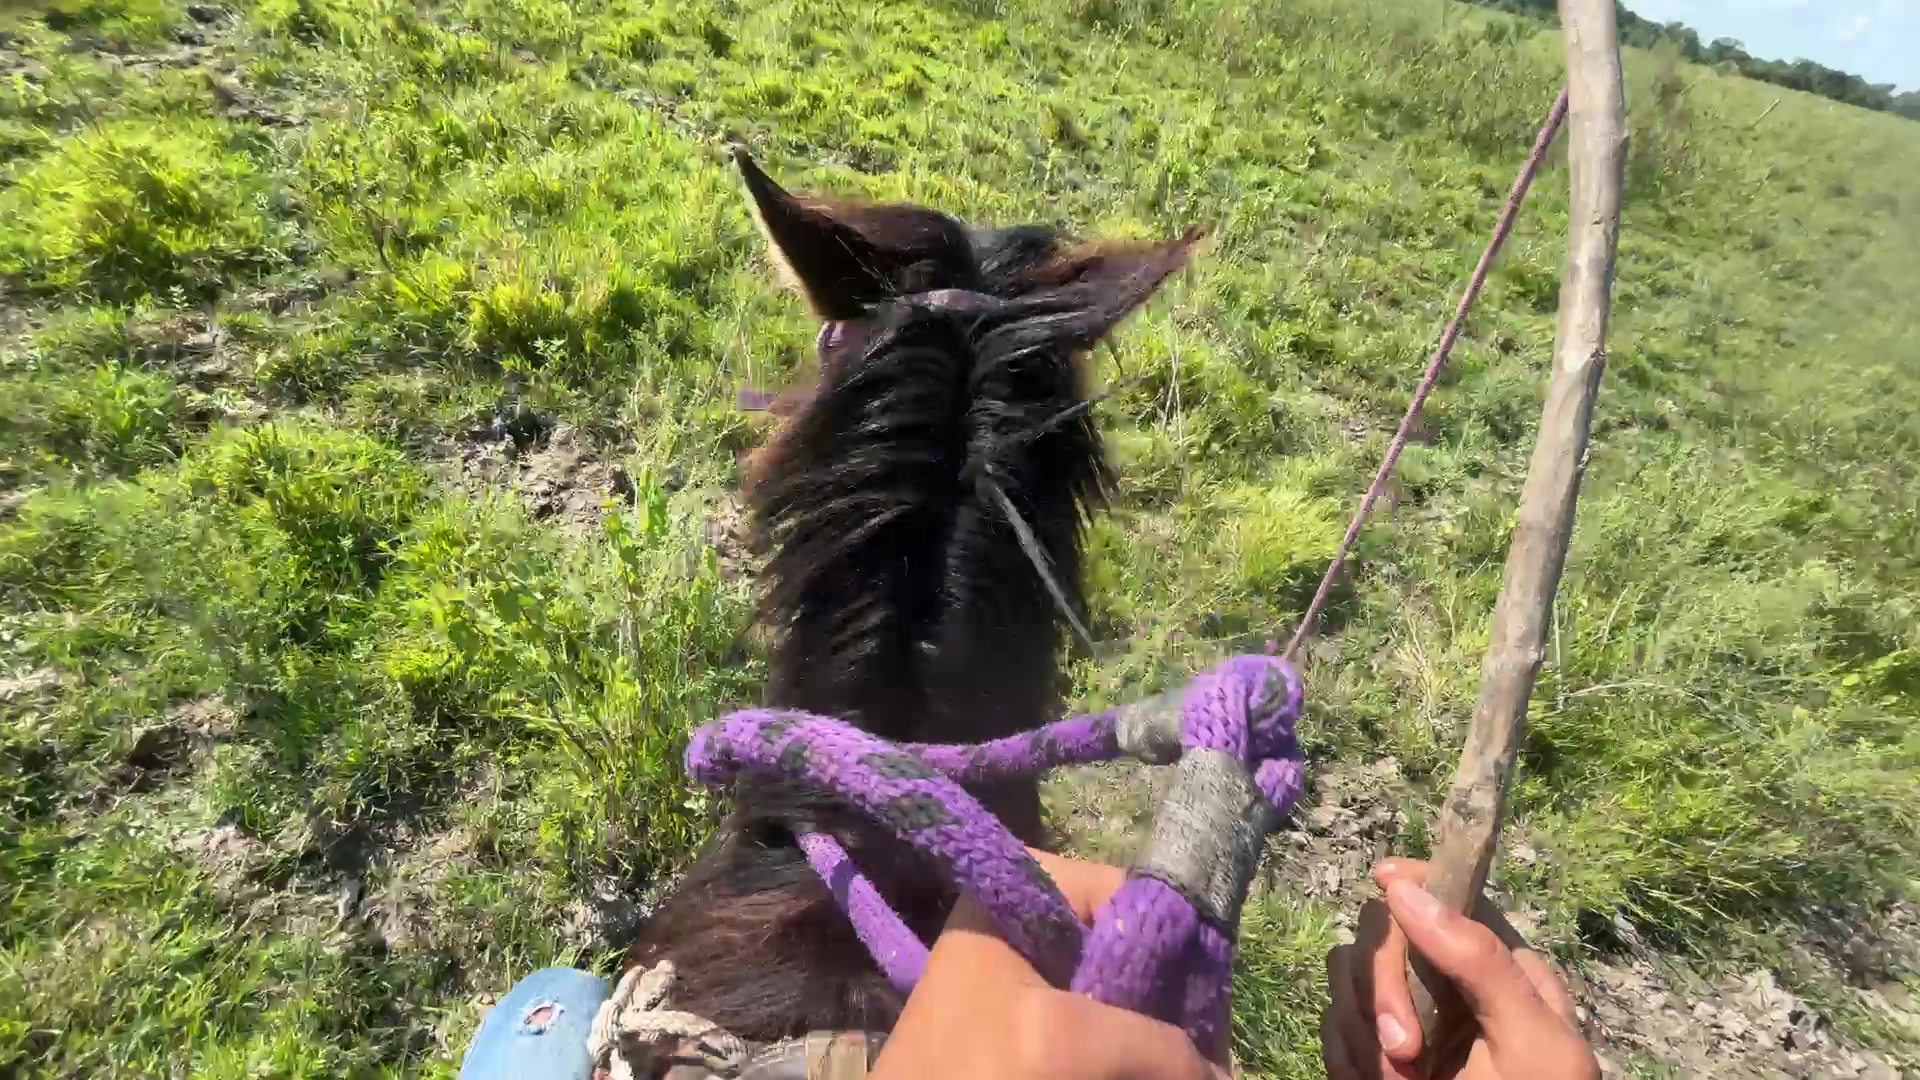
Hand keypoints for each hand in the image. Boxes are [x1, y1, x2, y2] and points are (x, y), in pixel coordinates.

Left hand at [873, 850, 1228, 1079]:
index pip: (1121, 890)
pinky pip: (1097, 1014)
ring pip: (1117, 983)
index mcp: (1023, 884)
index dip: (1172, 944)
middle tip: (1207, 1052)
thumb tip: (1226, 1075)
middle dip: (1166, 996)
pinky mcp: (1031, 1008)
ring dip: (1152, 1028)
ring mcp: (1028, 959)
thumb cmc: (972, 1066)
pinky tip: (1148, 1065)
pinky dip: (1125, 1045)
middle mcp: (1027, 909)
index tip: (1209, 1008)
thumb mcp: (1062, 1041)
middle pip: (1125, 940)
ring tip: (1189, 1064)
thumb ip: (1154, 1044)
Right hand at [1322, 859, 1597, 1079]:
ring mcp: (1402, 1008)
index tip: (1383, 882)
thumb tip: (1399, 884)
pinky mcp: (1366, 1040)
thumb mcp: (1535, 1052)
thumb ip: (1481, 963)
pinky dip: (1345, 1053)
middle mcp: (1444, 976)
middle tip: (1404, 1052)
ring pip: (1344, 966)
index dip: (1413, 877)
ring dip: (1362, 1029)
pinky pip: (1330, 1017)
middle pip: (1380, 926)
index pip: (1448, 891)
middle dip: (1380, 986)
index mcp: (1499, 967)